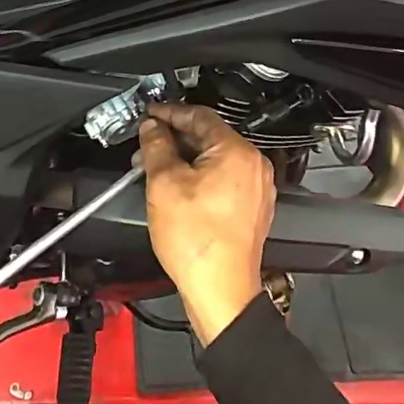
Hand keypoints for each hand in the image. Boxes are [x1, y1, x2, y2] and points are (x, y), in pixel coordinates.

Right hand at [138, 103, 276, 344]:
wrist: (220, 290)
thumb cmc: (199, 245)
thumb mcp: (164, 185)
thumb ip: (156, 147)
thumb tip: (152, 129)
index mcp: (237, 152)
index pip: (199, 116)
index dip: (169, 112)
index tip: (152, 114)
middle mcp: (254, 166)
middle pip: (209, 137)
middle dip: (174, 139)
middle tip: (147, 144)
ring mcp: (256, 188)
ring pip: (215, 159)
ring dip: (185, 158)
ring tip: (157, 168)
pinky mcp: (252, 207)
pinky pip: (224, 178)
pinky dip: (200, 176)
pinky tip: (178, 187)